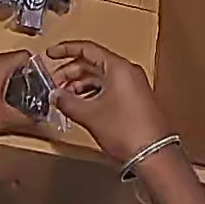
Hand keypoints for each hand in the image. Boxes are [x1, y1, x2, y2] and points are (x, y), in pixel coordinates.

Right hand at [47, 41, 174, 166]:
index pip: (87, 49)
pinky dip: (92, 92)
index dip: (66, 50)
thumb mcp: (91, 115)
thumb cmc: (125, 130)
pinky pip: (109, 87)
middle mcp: (126, 71)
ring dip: (80, 84)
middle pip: (93, 62)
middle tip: (53, 83)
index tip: (50, 53)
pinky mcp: (134, 98)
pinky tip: (80, 104)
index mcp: (118, 67)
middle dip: (70, 71)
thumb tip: (55, 95)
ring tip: (63, 96)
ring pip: (100, 76)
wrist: (153, 154)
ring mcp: (132, 84)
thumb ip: (68, 102)